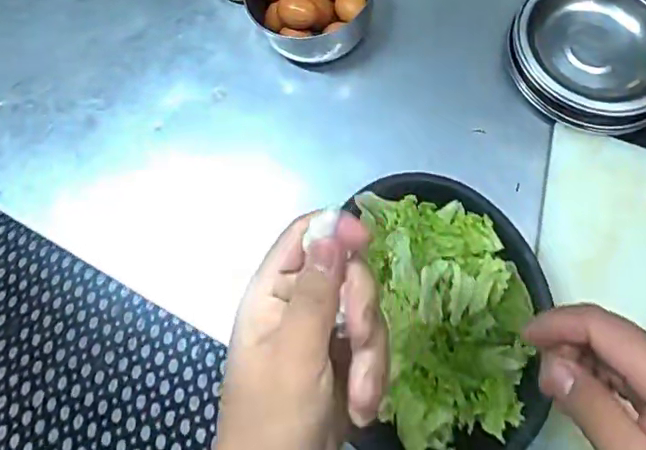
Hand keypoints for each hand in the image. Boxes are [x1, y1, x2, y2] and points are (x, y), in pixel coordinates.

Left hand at [215, 211, 388, 449]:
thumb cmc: (273, 419)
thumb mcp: (295, 352)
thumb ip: (316, 290)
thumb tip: (331, 227)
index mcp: (273, 291)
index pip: (304, 235)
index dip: (335, 228)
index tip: (366, 240)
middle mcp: (297, 305)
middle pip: (346, 273)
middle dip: (362, 313)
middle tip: (359, 343)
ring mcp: (322, 336)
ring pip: (366, 315)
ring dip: (371, 358)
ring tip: (358, 399)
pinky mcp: (343, 366)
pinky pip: (372, 351)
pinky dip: (373, 380)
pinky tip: (359, 410)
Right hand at [524, 304, 645, 449]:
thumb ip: (594, 409)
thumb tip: (551, 362)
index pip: (598, 322)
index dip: (555, 322)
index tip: (521, 339)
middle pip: (608, 331)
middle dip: (566, 340)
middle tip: (541, 378)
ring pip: (617, 351)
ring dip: (581, 359)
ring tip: (558, 391)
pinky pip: (631, 376)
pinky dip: (601, 378)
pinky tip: (589, 401)